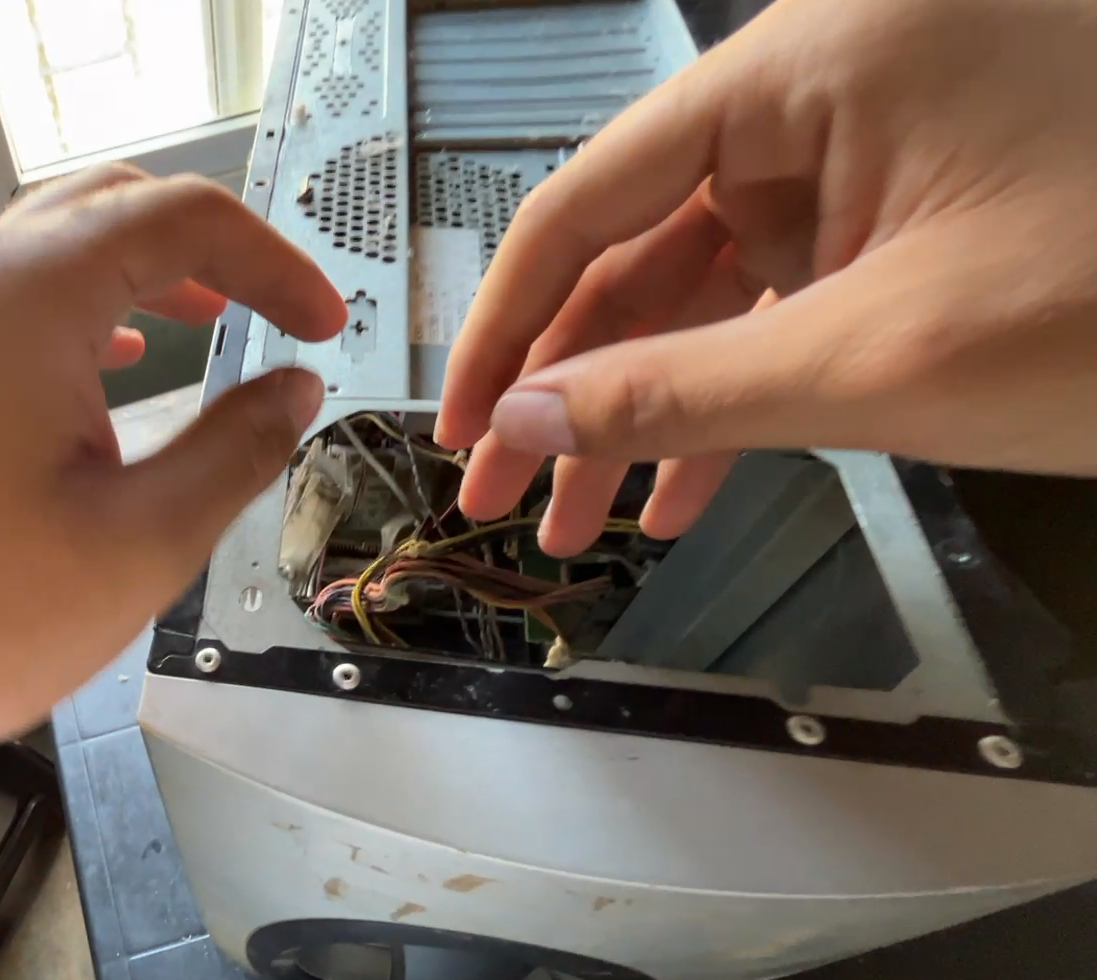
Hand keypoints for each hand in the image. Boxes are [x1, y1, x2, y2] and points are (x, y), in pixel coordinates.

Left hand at [0, 167, 344, 764]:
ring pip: (59, 253)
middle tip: (274, 307)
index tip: (324, 321)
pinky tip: (114, 364)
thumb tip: (292, 391)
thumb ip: (236, 450)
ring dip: (148, 274)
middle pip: (117, 211)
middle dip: (212, 251)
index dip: (276, 264)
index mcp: (33, 297)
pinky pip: (14, 307)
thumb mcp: (141, 542)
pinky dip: (87, 314)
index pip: (186, 221)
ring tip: (210, 318)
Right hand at [434, 0, 1096, 555]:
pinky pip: (767, 325)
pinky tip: (679, 503)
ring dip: (628, 428)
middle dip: (557, 401)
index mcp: (809, 69)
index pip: (578, 210)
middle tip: (494, 499)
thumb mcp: (881, 359)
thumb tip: (512, 427)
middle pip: (623, 272)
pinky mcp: (904, 231)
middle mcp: (817, 103)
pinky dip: (720, 416)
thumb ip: (668, 395)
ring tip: (574, 529)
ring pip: (687, 314)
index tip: (456, 427)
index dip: (500, 330)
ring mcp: (862, 170)